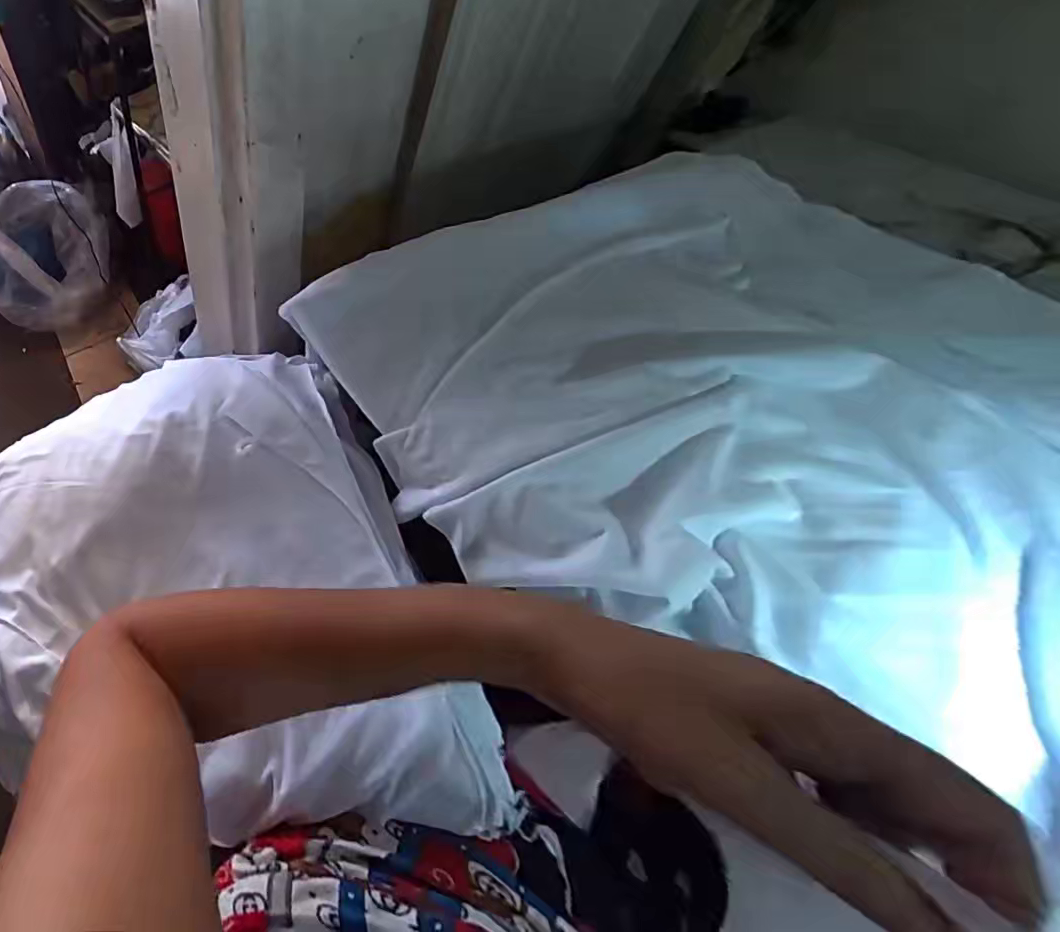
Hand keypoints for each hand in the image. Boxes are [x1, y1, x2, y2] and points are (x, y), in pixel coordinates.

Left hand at [542, 619, 1046, 930]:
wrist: (553, 650)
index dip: (999, 878)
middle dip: (923, 868)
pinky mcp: (718, 719)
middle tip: (889, 920)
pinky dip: (799, 816)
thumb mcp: (740, 785)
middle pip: (911, 800)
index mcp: (834, 721)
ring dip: (857, 845)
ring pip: (845, 791)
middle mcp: (810, 714)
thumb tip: (942, 930)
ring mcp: (760, 713)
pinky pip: (787, 776)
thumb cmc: (641, 706)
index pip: (968, 803)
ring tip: (831, 890)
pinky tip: (767, 841)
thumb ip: (838, 852)